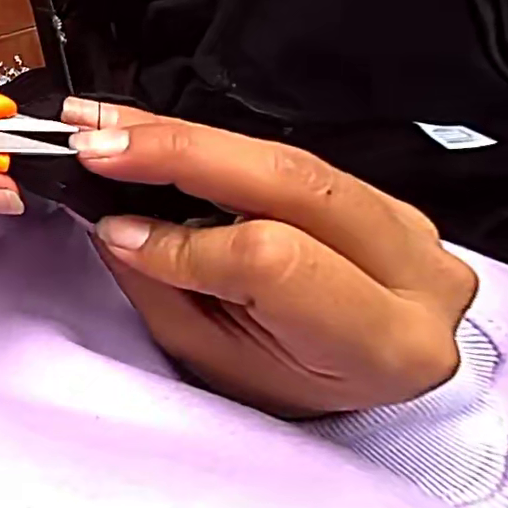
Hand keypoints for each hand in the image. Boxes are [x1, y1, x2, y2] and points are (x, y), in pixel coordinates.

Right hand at [63, 98, 476, 416]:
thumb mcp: (219, 361)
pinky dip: (204, 137)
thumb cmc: (288, 382)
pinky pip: (276, 149)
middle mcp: (410, 269)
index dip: (185, 242)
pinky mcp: (369, 188)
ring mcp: (398, 219)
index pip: (276, 261)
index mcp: (384, 339)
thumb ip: (166, 288)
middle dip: (175, 153)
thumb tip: (118, 224)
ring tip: (107, 125)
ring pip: (275, 151)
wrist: (354, 370)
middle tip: (97, 144)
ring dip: (179, 134)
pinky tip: (151, 129)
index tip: (118, 231)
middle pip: (283, 178)